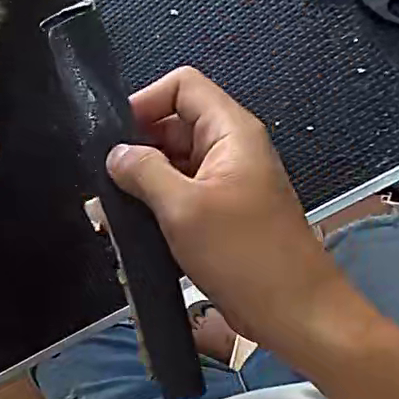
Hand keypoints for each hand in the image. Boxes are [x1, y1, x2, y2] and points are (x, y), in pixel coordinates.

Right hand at [106, 67, 357, 352]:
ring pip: (172, 165)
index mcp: (231, 132)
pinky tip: (132, 229)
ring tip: (112, 213)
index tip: (114, 138)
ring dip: (141, 184)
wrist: (292, 312)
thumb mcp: (184, 209)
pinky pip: (179, 197)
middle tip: (106, 183)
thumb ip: (144, 172)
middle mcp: (229, 151)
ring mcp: (224, 183)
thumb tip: (116, 155)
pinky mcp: (219, 214)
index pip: (182, 86)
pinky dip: (155, 207)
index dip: (144, 103)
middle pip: (172, 126)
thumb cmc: (247, 257)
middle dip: (136, 150)